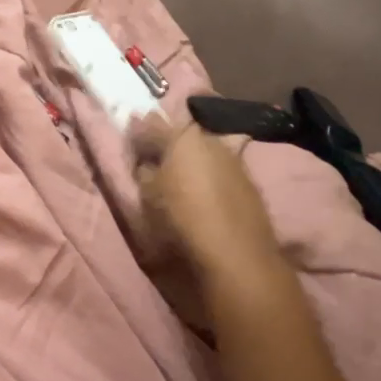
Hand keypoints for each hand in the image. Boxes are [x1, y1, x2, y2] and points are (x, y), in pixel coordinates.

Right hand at [131, 113, 278, 275]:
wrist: (238, 254)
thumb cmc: (183, 219)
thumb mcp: (148, 194)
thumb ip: (143, 168)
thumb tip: (143, 158)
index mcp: (180, 137)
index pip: (150, 125)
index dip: (138, 135)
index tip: (131, 146)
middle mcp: (209, 139)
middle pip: (181, 135)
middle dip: (168, 144)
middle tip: (156, 161)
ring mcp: (233, 158)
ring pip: (204, 150)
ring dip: (192, 159)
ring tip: (182, 179)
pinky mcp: (249, 180)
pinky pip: (221, 168)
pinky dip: (210, 174)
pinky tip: (206, 192)